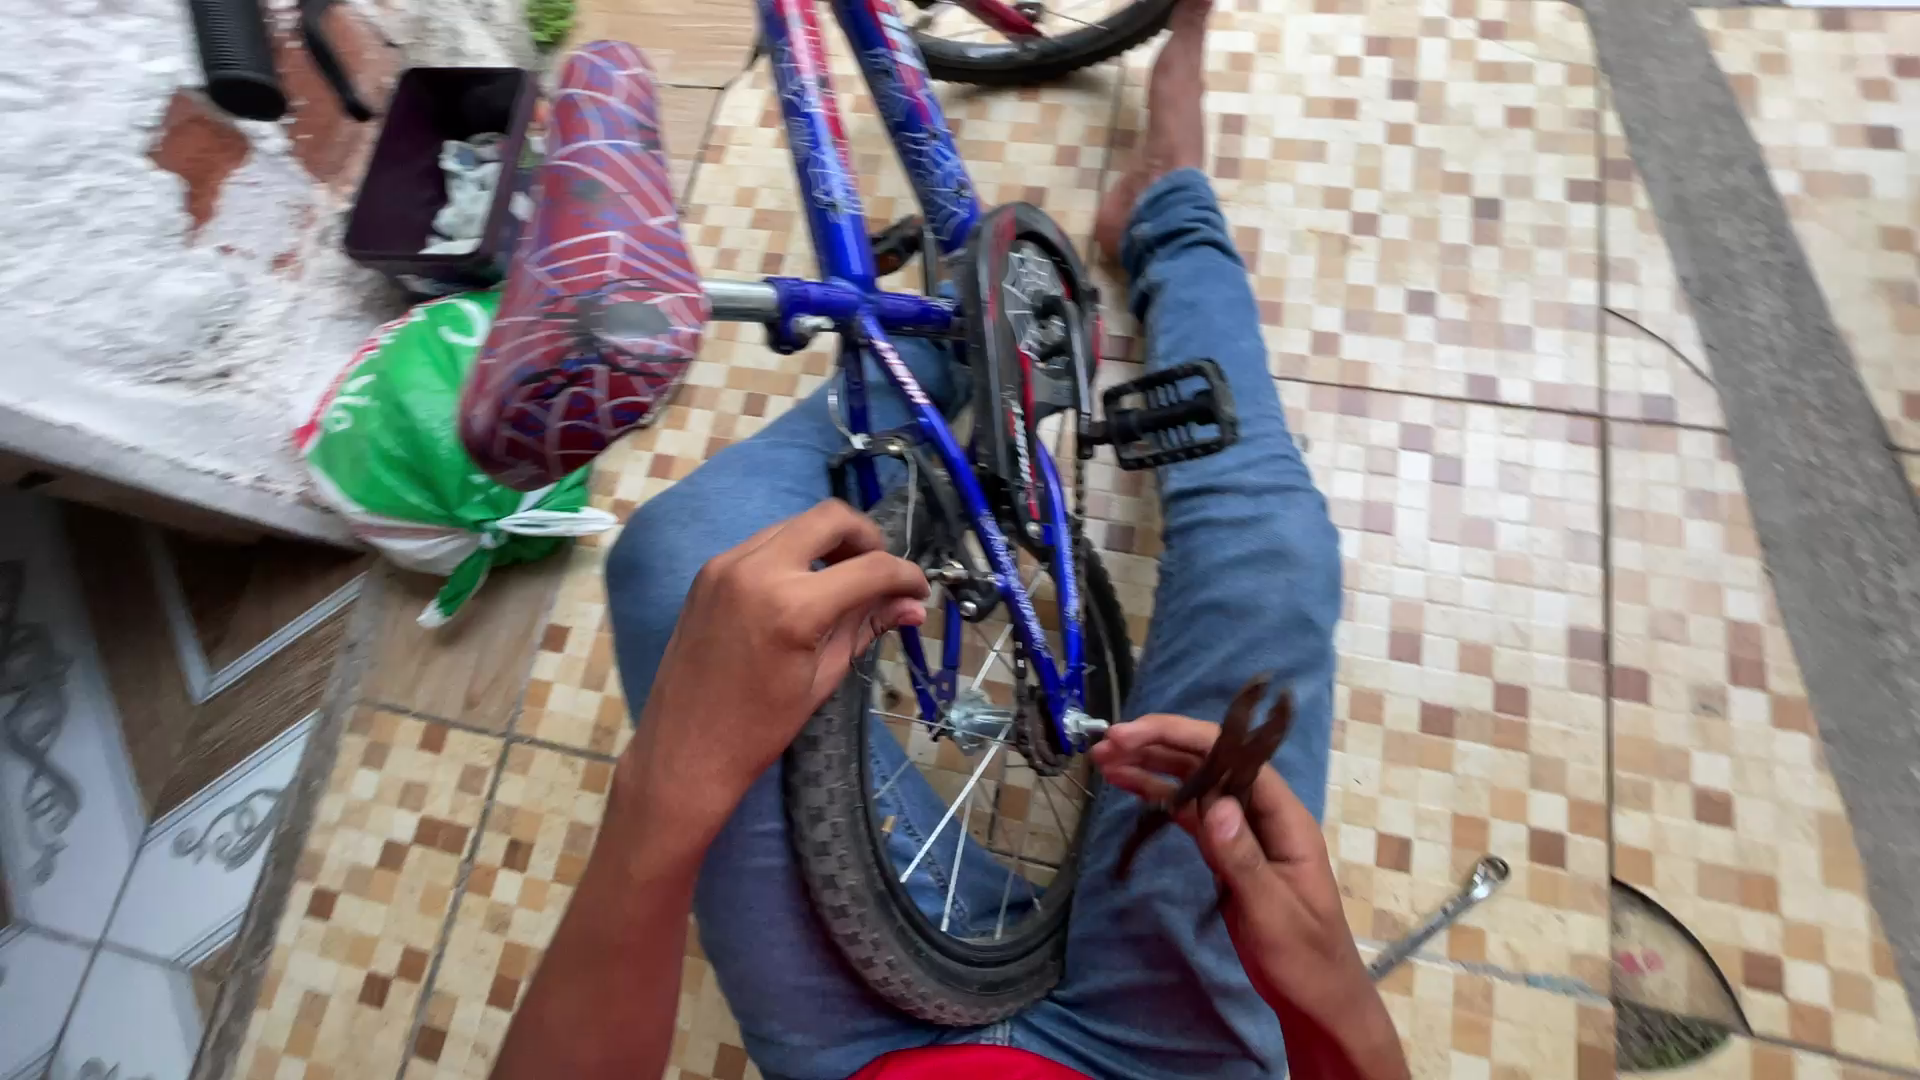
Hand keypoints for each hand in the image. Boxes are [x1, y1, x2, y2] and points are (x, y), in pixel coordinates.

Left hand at [618, 500, 929, 841]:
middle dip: (867, 537)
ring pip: (796, 523)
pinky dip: (795, 553)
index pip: (870, 568)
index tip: (918, 590)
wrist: (682, 751)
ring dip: (829, 542)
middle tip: (880, 573)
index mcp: (792, 606)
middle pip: (831, 517)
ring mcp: (726, 564)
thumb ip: (867, 626)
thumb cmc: (760, 728)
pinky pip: (766, 541)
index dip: (905, 575)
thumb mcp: (824, 676)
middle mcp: (757, 569)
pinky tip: (804, 587)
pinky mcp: (709, 570)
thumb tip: (914, 607)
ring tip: (844, 581)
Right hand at [1092, 714, 1408, 1079]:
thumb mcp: (1274, 912)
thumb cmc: (1305, 959)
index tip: (1133, 736)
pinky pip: (1184, 808)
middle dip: (1155, 745)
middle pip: (1204, 759)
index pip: (1229, 755)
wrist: (1316, 1003)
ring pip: (1190, 779)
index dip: (1180, 737)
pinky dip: (1154, 793)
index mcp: (1282, 814)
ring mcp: (1238, 825)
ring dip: (1148, 763)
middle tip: (1106, 743)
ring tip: (1103, 756)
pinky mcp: (1220, 845)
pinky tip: (1125, 781)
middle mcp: (1258, 808)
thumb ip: (1243, 858)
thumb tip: (1214, 804)